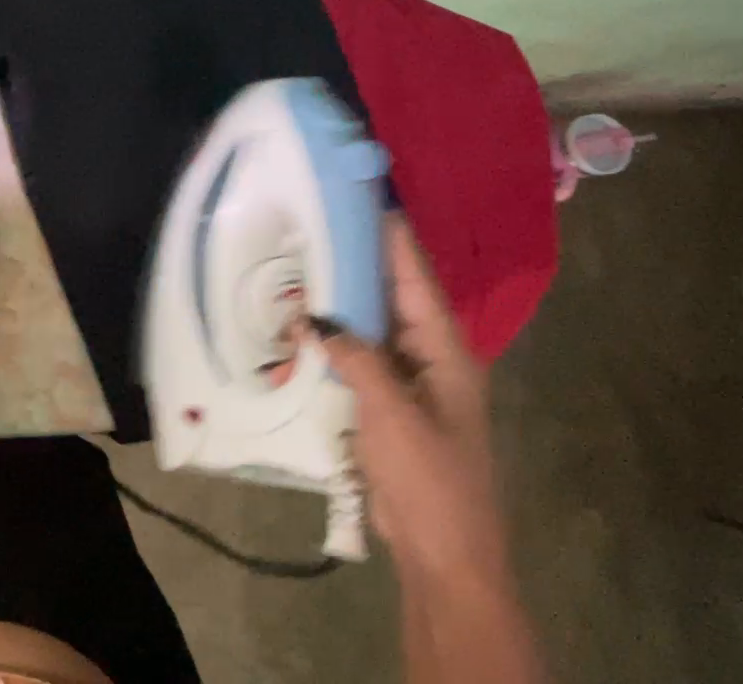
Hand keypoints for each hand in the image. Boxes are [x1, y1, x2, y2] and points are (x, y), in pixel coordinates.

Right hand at [318, 214, 510, 583]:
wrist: (443, 548)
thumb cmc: (430, 478)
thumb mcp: (392, 413)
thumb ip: (355, 358)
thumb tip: (314, 316)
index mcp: (444, 351)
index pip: (413, 278)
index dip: (391, 236)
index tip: (363, 194)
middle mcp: (427, 356)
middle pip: (390, 294)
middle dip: (356, 257)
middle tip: (312, 220)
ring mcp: (405, 379)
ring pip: (368, 323)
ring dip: (338, 296)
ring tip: (297, 260)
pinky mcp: (383, 401)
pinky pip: (354, 354)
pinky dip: (330, 336)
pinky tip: (299, 322)